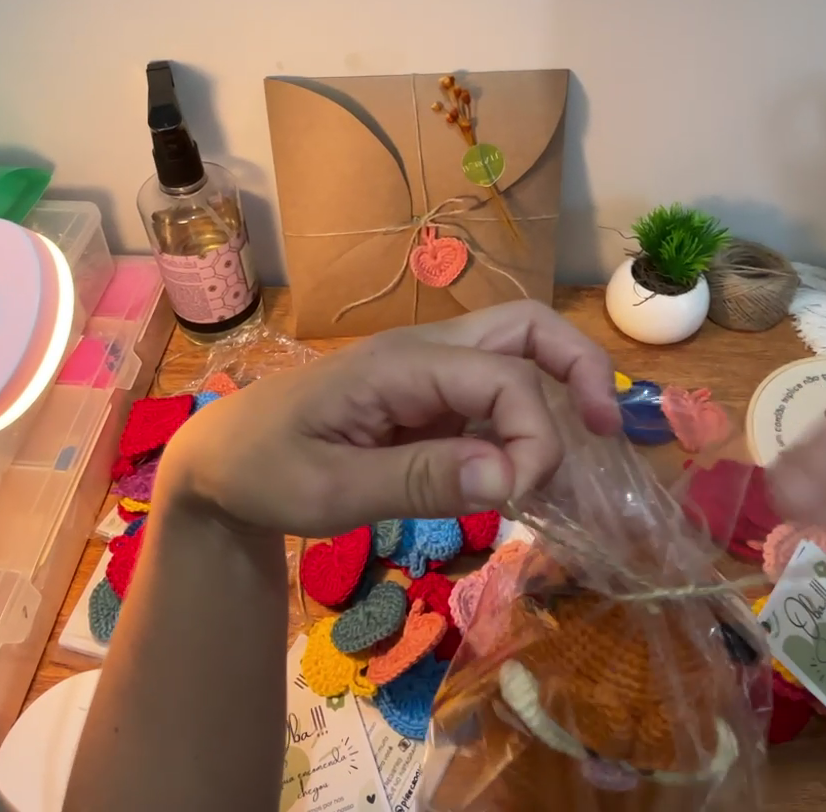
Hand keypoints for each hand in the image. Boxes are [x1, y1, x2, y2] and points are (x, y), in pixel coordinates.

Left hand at [157, 301, 620, 538]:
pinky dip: (525, 429)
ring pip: (516, 359)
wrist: (221, 460)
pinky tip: (532, 477)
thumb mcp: (331, 489)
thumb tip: (512, 474)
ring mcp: (426, 374)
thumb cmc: (263, 468)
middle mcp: (423, 353)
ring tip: (580, 469)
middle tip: (603, 434)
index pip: (503, 374)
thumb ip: (419, 480)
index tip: (521, 496)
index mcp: (401, 364)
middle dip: (577, 370)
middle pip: (525, 328)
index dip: (536, 433)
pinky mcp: (424, 401)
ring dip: (558, 399)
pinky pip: (491, 399)